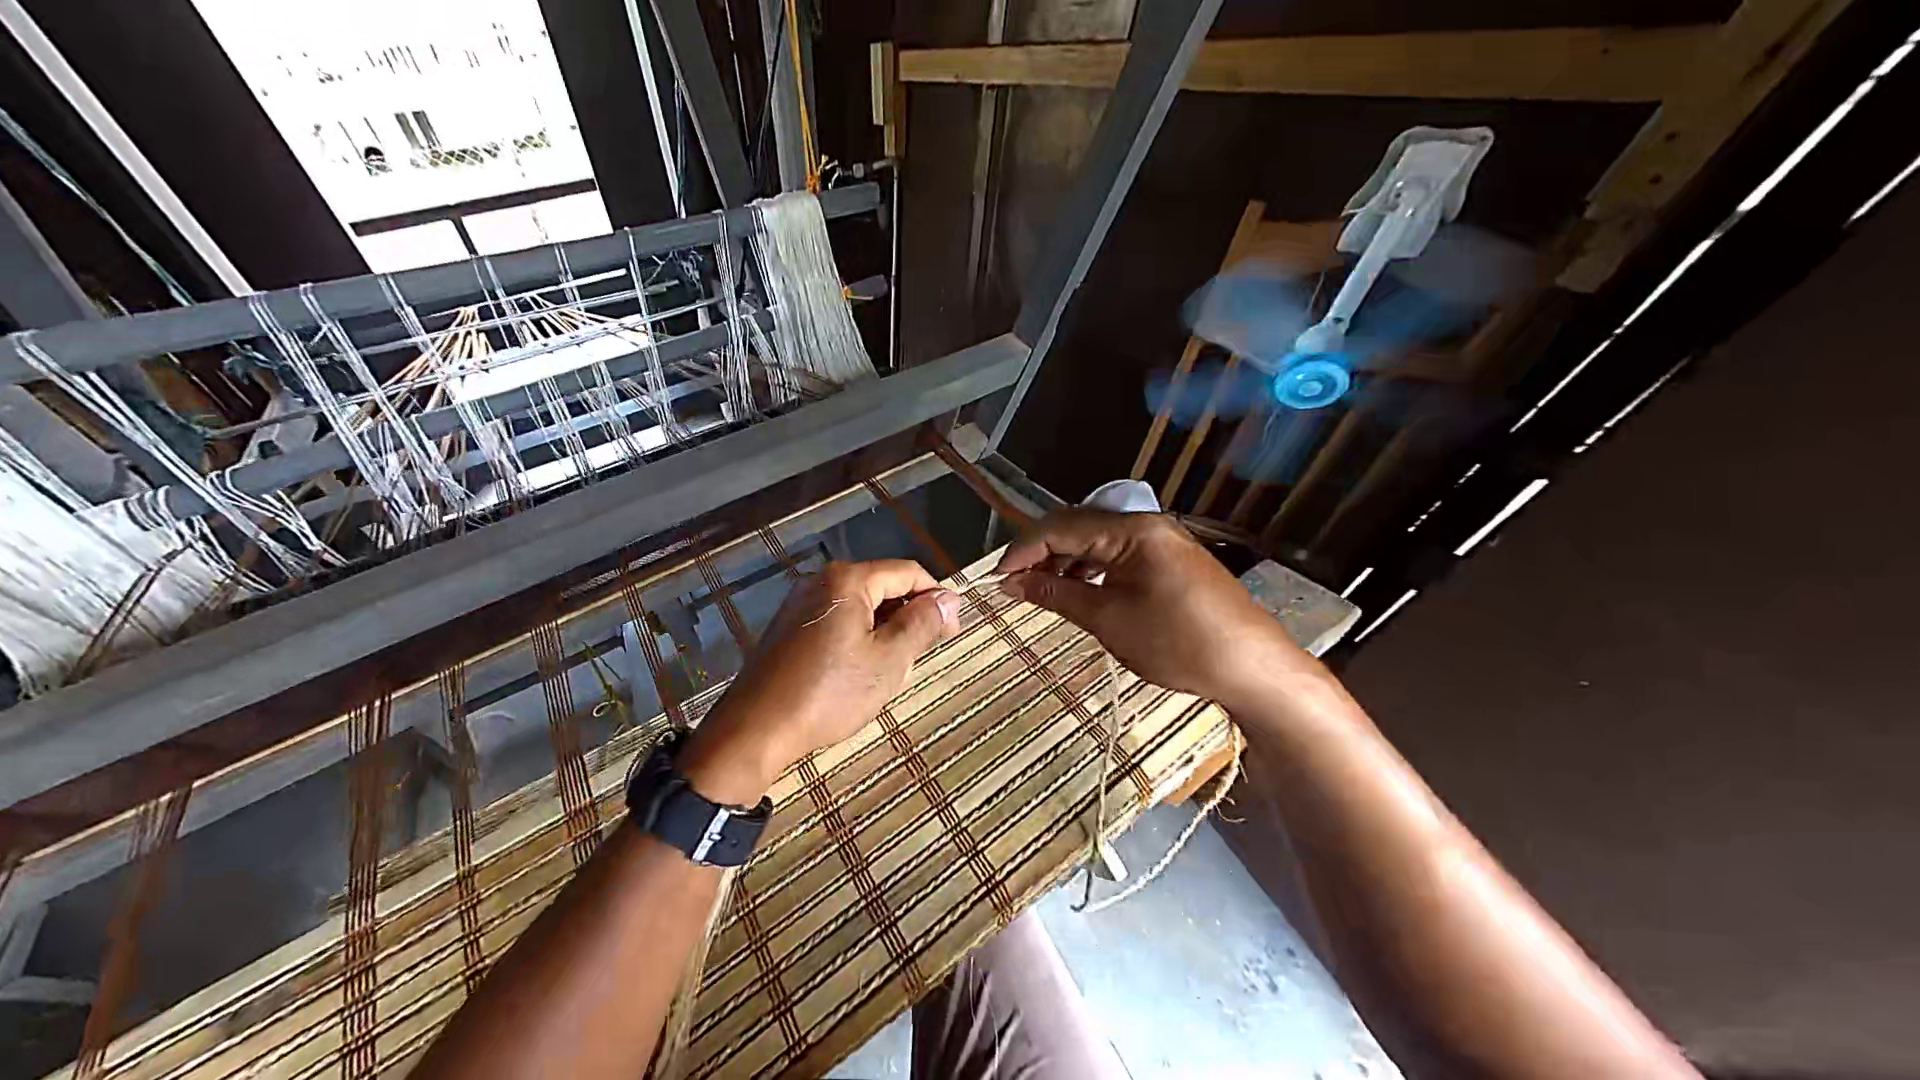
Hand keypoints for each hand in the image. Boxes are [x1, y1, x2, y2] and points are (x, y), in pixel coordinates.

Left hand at [679, 560, 961, 803]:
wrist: (755, 731)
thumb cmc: (828, 693)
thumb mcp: (888, 660)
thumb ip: (922, 623)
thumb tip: (950, 598)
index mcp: (847, 580)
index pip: (908, 572)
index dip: (935, 598)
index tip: (950, 631)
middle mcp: (821, 582)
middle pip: (882, 587)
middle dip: (908, 618)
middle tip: (920, 658)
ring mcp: (800, 605)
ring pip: (860, 608)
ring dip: (885, 633)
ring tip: (891, 672)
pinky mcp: (789, 629)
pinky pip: (837, 622)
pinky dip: (858, 641)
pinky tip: (858, 675)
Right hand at [994, 510, 1318, 709]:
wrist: (1253, 668)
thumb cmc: (1178, 643)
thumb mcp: (1109, 619)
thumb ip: (1057, 593)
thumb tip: (1012, 584)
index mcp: (1133, 529)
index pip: (1061, 527)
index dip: (1023, 550)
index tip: (997, 579)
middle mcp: (1147, 524)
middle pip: (1079, 526)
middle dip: (1042, 553)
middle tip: (1015, 585)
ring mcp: (1163, 541)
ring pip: (1099, 541)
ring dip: (1066, 562)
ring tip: (1043, 591)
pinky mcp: (1171, 561)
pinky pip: (1120, 555)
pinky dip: (1093, 570)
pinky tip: (1081, 592)